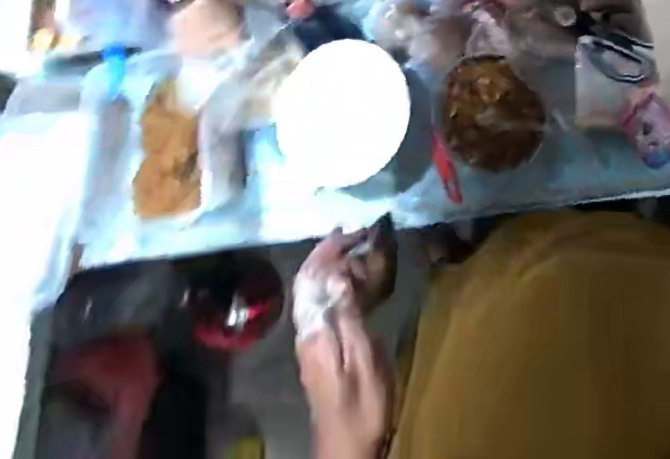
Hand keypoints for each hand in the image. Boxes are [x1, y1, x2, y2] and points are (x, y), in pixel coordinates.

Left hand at [295, 251, 391, 458]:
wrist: (344, 448)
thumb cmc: (361, 406)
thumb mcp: (363, 360)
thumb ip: (350, 315)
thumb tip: (340, 274)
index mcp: (315, 329)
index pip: (314, 276)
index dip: (331, 249)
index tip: (352, 232)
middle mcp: (305, 328)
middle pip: (308, 278)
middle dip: (328, 250)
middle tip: (354, 234)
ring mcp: (308, 337)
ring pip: (311, 288)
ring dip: (329, 264)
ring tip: (354, 251)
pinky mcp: (316, 346)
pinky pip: (318, 301)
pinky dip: (332, 283)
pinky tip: (349, 282)